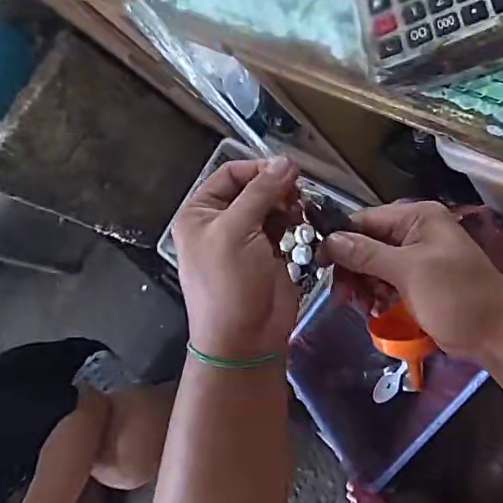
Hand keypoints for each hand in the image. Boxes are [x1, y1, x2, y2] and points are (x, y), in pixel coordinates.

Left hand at [171, 158, 301, 360]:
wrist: (245, 339)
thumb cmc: (229, 285)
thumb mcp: (238, 231)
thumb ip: (261, 192)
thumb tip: (285, 162)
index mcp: (200, 214)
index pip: (230, 174)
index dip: (258, 169)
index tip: (287, 171)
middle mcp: (221, 223)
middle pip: (254, 189)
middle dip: (277, 189)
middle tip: (297, 195)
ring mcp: (246, 240)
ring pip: (272, 207)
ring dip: (289, 206)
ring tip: (300, 213)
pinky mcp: (269, 255)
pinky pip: (284, 228)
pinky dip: (295, 224)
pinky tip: (302, 227)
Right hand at [322, 201, 502, 362]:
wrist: (498, 335)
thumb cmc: (457, 296)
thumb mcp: (409, 271)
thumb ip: (367, 254)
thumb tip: (329, 240)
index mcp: (418, 217)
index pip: (365, 220)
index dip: (339, 240)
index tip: (318, 264)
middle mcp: (415, 233)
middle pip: (366, 245)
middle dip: (352, 270)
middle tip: (342, 297)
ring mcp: (417, 260)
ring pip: (372, 268)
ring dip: (363, 287)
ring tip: (364, 307)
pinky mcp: (418, 285)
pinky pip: (386, 285)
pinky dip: (377, 297)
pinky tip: (375, 312)